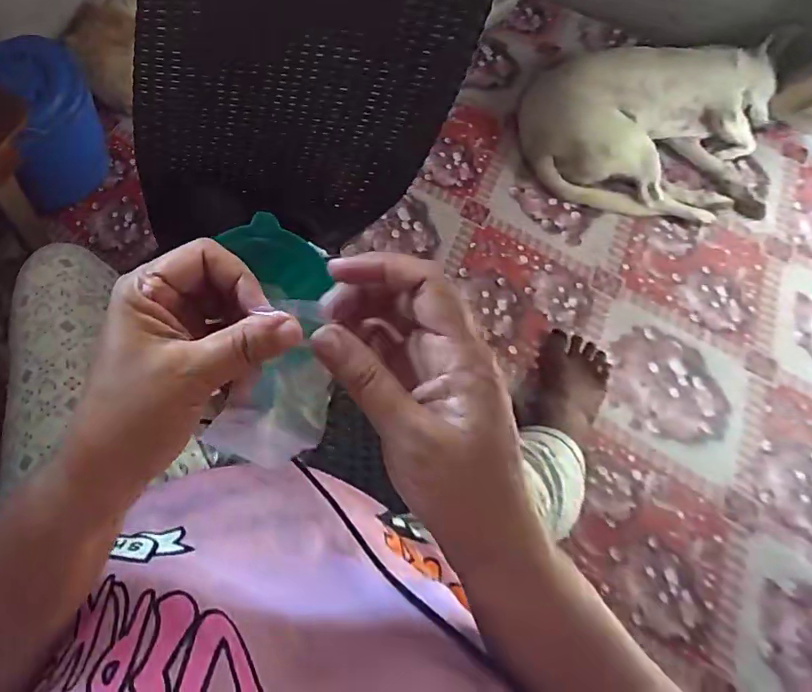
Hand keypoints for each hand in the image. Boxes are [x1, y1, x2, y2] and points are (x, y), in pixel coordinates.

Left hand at [56, 239, 303, 505]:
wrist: (103, 473)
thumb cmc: (135, 415)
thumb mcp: (192, 375)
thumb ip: (243, 345)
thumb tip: (295, 324)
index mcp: (147, 287)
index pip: (205, 255)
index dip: (240, 278)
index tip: (264, 318)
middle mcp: (159, 298)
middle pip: (219, 284)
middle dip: (247, 316)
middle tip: (267, 353)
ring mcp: (171, 327)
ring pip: (225, 315)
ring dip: (245, 344)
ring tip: (253, 381)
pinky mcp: (182, 354)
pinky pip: (221, 342)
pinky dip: (237, 361)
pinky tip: (243, 391)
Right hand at [311, 252, 545, 562]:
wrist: (493, 544)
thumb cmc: (460, 491)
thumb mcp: (407, 433)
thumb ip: (364, 377)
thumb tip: (318, 332)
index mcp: (461, 354)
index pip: (426, 284)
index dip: (382, 267)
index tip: (334, 273)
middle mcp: (452, 351)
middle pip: (409, 296)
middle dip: (365, 290)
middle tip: (323, 311)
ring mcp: (438, 368)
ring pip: (398, 319)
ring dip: (361, 313)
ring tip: (326, 328)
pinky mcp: (424, 387)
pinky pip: (391, 348)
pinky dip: (363, 341)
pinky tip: (339, 349)